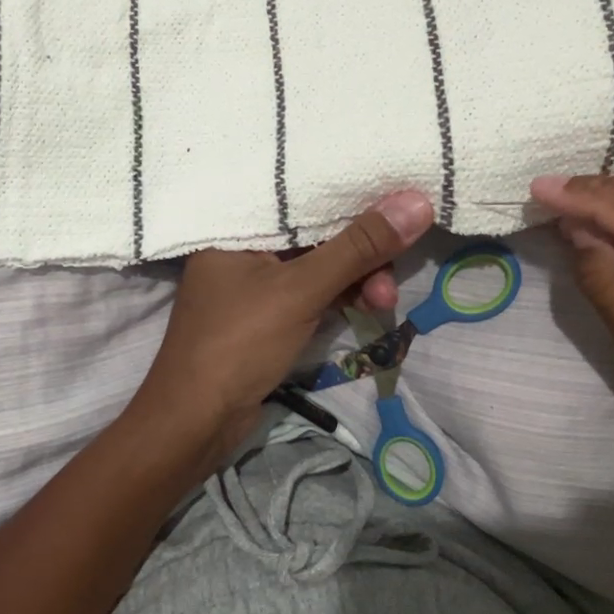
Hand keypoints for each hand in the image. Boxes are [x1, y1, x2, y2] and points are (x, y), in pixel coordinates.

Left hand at [130, 191, 435, 472]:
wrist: (195, 419)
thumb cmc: (238, 342)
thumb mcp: (300, 290)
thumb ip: (358, 247)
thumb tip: (417, 201)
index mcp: (234, 226)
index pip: (300, 194)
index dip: (351, 196)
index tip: (401, 202)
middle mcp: (242, 247)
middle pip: (314, 232)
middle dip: (360, 252)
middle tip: (391, 274)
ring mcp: (253, 284)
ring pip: (318, 266)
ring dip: (356, 278)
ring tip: (383, 301)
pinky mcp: (266, 315)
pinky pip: (312, 292)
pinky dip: (341, 298)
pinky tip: (369, 306)